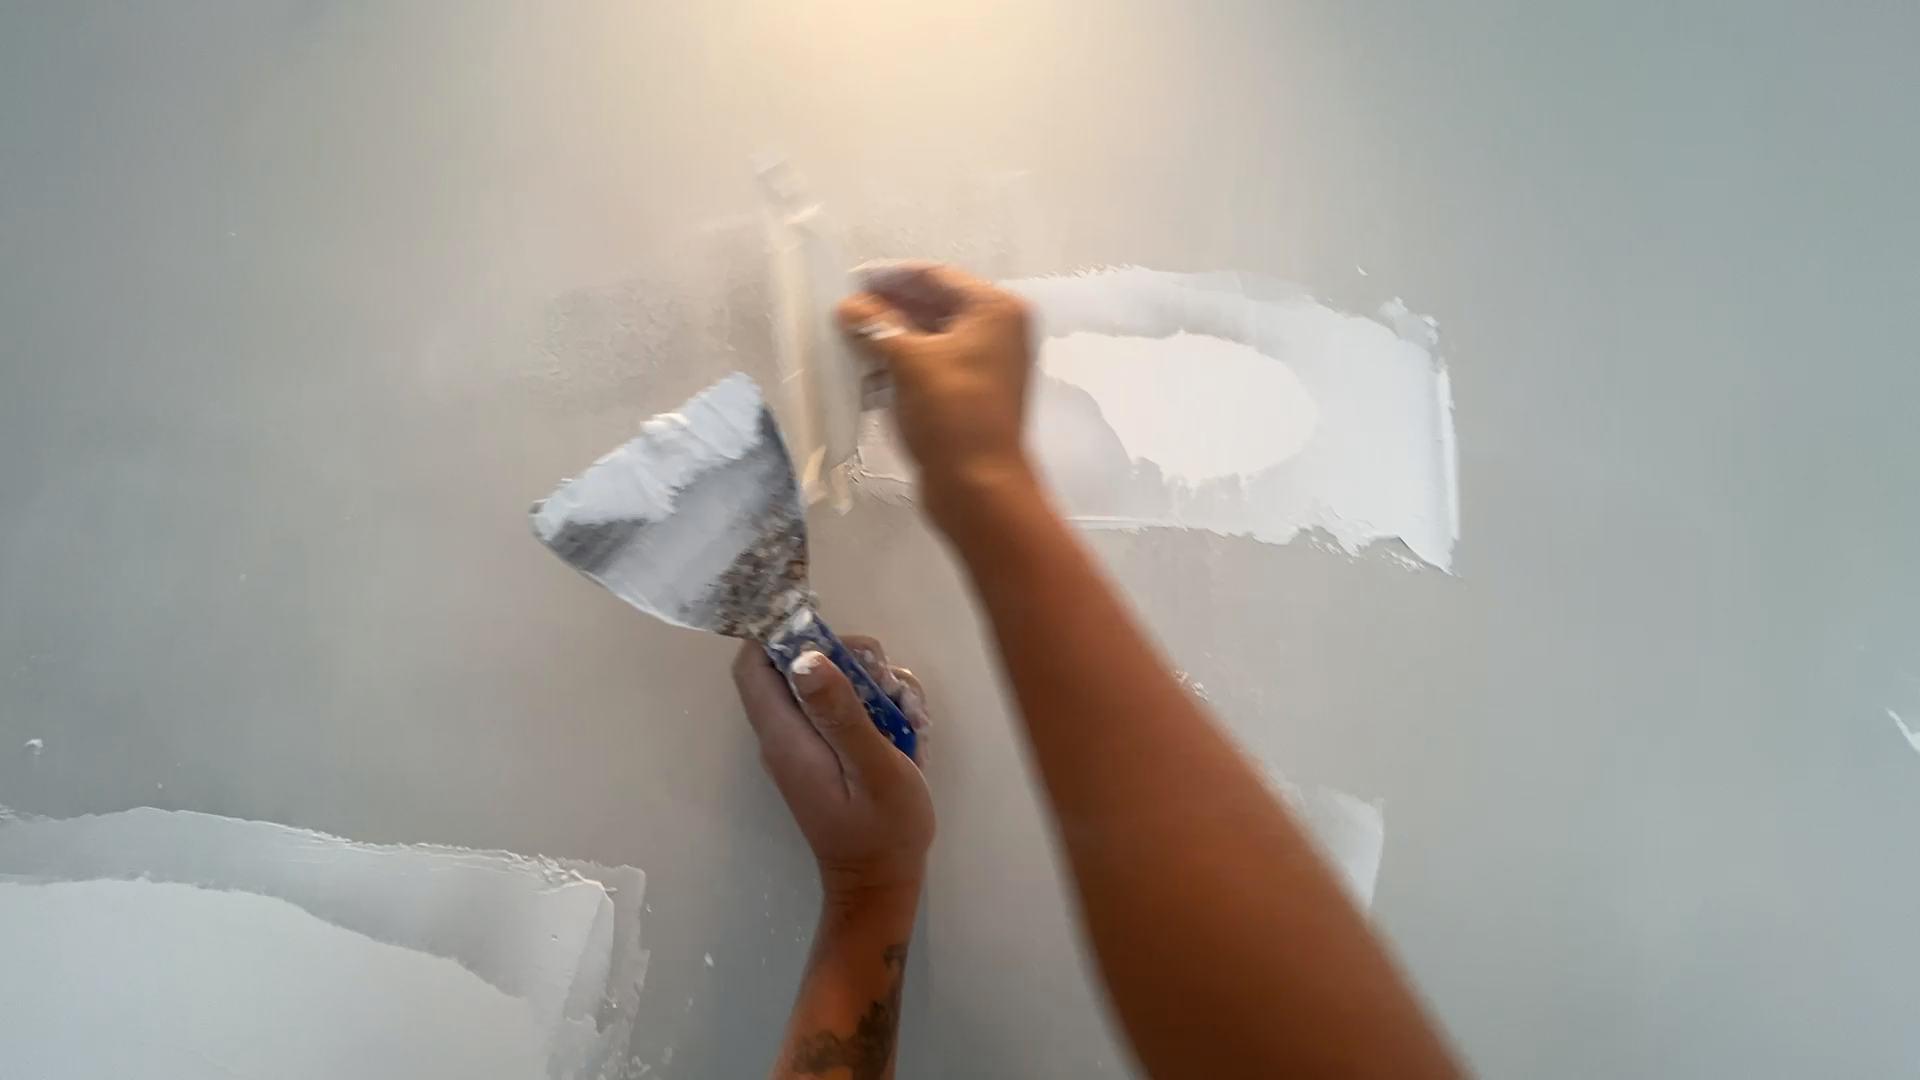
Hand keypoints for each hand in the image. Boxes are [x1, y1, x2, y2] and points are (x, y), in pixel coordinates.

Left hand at [732, 637, 933, 902]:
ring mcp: (811, 740)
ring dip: (879, 685)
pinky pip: (851, 707)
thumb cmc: (882, 829)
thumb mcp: (872, 767)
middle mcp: (789, 732)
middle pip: (804, 664)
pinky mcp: (832, 748)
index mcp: (786, 735)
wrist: (883, 882)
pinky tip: (913, 729)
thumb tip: (803, 660)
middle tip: (891, 678)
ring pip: (837, 681)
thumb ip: (840, 713)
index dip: (779, 633)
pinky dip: (884, 707)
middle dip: (853, 659)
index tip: (827, 626)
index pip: (754, 665)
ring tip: (913, 715)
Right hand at [837, 264, 1036, 514]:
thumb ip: (878, 325)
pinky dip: (901, 370)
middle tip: (846, 314)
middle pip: (933, 307)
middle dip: (888, 312)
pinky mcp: (969, 397)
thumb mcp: (910, 362)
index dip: (890, 277)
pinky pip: (931, 370)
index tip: (852, 282)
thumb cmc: (951, 416)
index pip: (935, 276)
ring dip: (890, 342)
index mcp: (995, 310)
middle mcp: (997, 332)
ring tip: (848, 344)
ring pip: (929, 341)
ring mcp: (985, 367)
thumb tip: (850, 307)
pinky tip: (867, 377)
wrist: (978, 488)